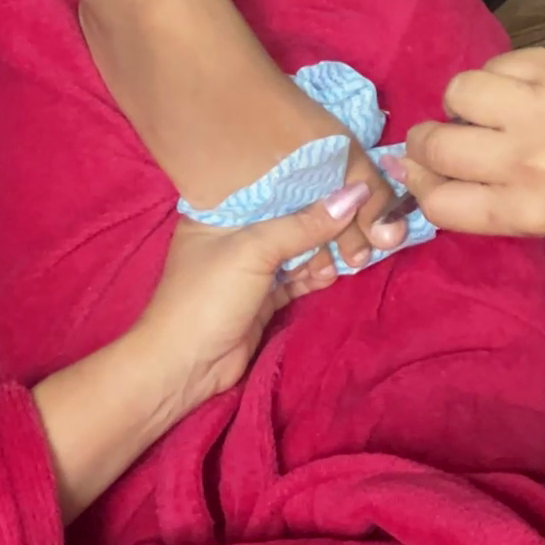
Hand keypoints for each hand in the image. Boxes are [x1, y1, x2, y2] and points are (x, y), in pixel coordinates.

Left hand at [126, 181, 368, 421]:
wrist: (183, 367)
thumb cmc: (207, 297)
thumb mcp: (254, 251)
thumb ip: (305, 224)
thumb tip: (357, 193)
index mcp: (219, 208)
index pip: (273, 182)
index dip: (312, 180)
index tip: (353, 177)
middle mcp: (235, 231)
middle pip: (291, 216)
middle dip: (326, 220)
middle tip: (361, 226)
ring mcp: (251, 265)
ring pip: (299, 247)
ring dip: (326, 250)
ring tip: (353, 253)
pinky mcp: (265, 295)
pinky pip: (300, 275)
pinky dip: (319, 273)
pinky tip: (337, 272)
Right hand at [383, 46, 544, 237]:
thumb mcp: (531, 220)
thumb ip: (469, 200)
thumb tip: (403, 166)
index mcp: (524, 211)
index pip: (437, 202)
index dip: (420, 184)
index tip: (426, 171)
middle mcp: (532, 162)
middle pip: (437, 145)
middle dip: (428, 139)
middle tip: (448, 135)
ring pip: (459, 91)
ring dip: (463, 101)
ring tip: (489, 109)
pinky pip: (495, 63)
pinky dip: (499, 76)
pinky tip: (522, 89)